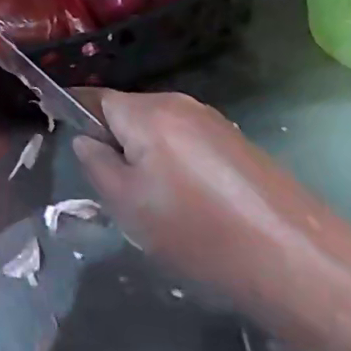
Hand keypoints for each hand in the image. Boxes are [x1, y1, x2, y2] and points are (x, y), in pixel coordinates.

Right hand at [71, 89, 332, 311]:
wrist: (286, 253)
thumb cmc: (194, 230)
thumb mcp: (128, 205)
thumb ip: (97, 164)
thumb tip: (85, 138)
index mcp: (148, 112)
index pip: (95, 97)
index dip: (74, 115)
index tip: (63, 140)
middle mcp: (180, 102)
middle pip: (128, 111)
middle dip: (114, 141)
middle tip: (114, 190)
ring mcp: (211, 119)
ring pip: (158, 127)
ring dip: (145, 154)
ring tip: (154, 203)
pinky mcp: (233, 139)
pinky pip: (185, 140)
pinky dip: (174, 161)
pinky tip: (188, 202)